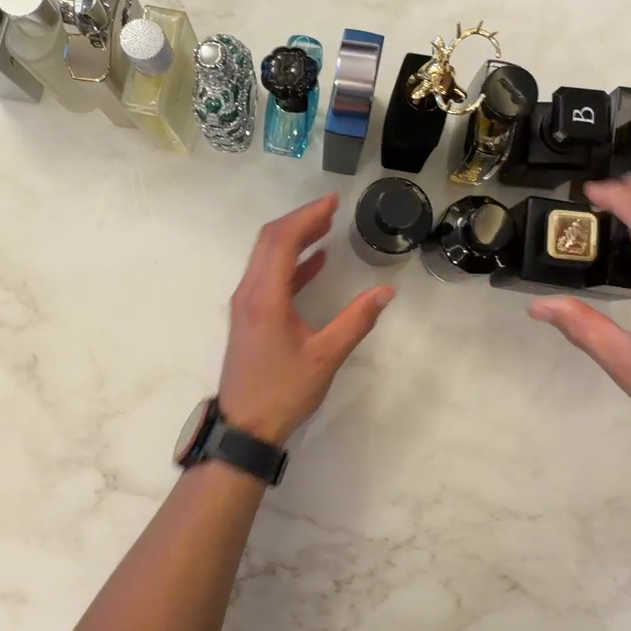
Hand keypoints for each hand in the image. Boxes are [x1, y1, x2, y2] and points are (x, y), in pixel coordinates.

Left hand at [218, 194, 396, 445]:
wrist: (244, 428)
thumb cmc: (283, 392)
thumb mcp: (326, 357)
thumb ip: (356, 321)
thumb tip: (386, 291)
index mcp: (264, 297)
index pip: (282, 240)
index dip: (307, 216)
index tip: (333, 202)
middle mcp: (249, 293)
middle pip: (269, 241)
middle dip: (300, 220)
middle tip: (331, 209)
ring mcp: (245, 305)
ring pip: (266, 257)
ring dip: (294, 239)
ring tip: (326, 227)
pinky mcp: (249, 317)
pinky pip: (268, 276)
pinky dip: (291, 264)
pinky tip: (315, 263)